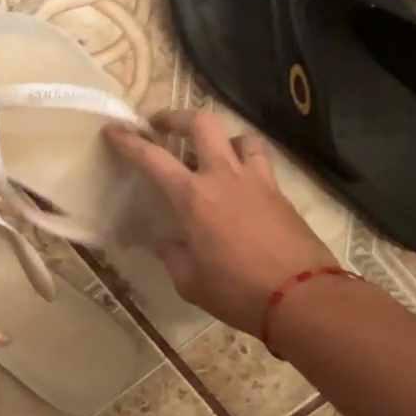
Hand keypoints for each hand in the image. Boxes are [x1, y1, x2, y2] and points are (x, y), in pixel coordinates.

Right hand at [103, 110, 337, 338]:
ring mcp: (257, 181)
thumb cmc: (237, 290)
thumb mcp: (189, 280)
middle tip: (162, 126)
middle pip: (201, 123)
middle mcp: (224, 176)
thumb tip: (166, 241)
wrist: (302, 297)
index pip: (152, 157)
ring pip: (240, 136)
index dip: (128, 141)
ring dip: (222, 137)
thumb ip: (172, 254)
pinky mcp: (281, 194)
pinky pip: (261, 162)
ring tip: (214, 152)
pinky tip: (241, 184)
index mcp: (193, 196)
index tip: (113, 130)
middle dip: (176, 117)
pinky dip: (246, 161)